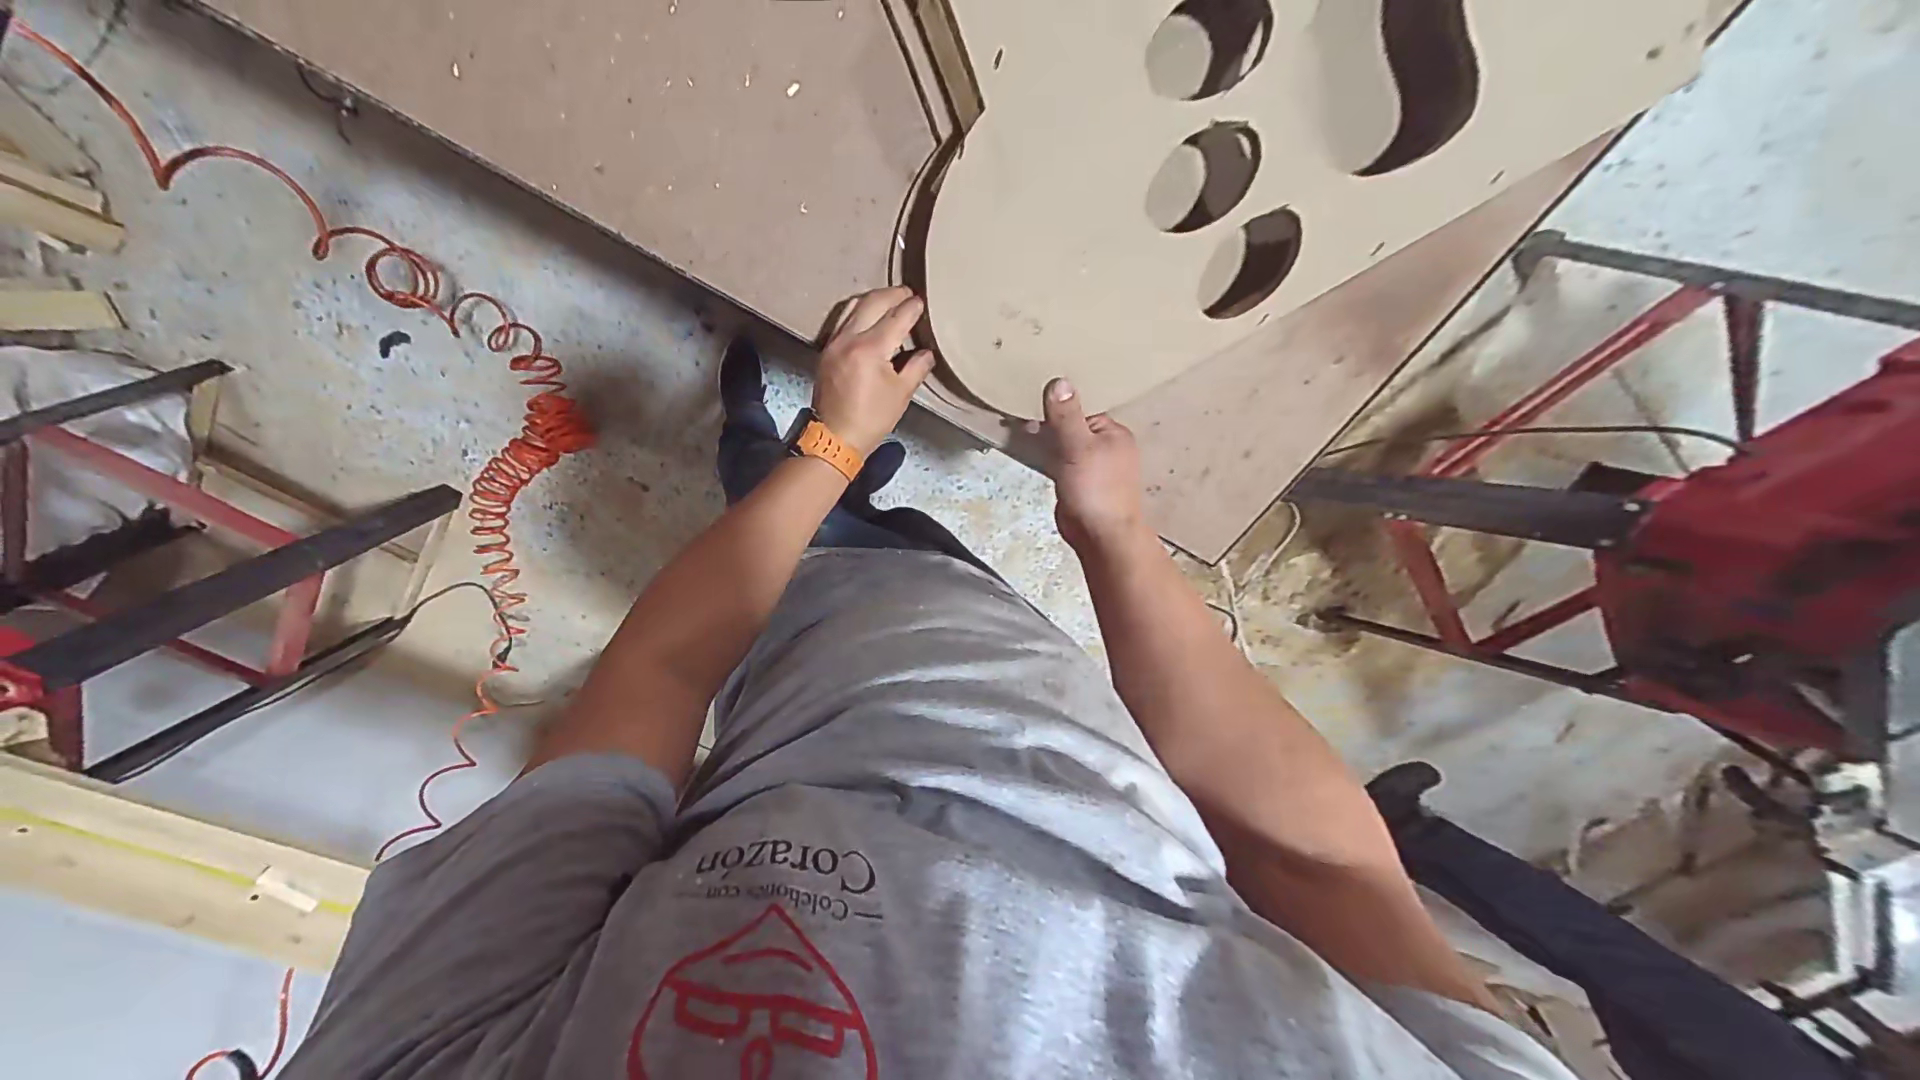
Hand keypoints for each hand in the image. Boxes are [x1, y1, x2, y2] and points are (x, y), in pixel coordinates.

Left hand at [814, 287, 936, 456]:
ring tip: (889, 299)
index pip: (896, 318)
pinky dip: (858, 311)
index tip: (921, 303)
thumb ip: (916, 368)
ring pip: (854, 306)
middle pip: (873, 302)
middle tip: (907, 293)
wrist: (835, 437)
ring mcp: (834, 343)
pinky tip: (868, 316)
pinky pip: (842, 319)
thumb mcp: (901, 394)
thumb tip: (926, 352)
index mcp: (870, 349)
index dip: (912, 308)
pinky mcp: (827, 351)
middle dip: (893, 295)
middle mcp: (849, 339)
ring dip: (873, 298)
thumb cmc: (870, 420)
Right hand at [1039, 377, 1149, 553]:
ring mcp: (1092, 467)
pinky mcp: (1079, 484)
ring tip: (1023, 432)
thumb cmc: (1096, 491)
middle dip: (1051, 423)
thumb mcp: (1078, 447)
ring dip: (1048, 441)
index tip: (1035, 400)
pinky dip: (1048, 459)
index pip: (1083, 409)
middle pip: (1073, 425)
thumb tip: (1060, 382)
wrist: (1100, 536)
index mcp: (1114, 433)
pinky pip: (1061, 463)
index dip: (1060, 405)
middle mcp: (1106, 447)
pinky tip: (1034, 456)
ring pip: (1065, 445)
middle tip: (1023, 417)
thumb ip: (1067, 416)